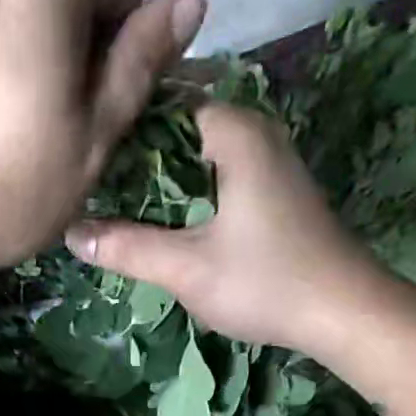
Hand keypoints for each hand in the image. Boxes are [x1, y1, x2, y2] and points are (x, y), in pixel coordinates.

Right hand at [63, 103, 394, 349]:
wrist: (344, 313)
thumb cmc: (266, 282)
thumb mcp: (187, 269)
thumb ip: (127, 248)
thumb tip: (71, 233)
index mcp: (233, 133)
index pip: (161, 101)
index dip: (119, 126)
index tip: (85, 156)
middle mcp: (255, 132)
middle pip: (178, 125)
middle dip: (136, 153)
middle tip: (91, 184)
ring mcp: (268, 161)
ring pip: (197, 153)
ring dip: (159, 175)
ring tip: (114, 202)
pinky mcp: (273, 190)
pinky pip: (215, 173)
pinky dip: (185, 189)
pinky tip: (160, 219)